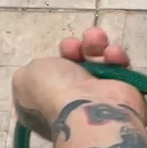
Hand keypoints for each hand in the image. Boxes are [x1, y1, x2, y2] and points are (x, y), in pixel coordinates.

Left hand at [12, 27, 146, 139]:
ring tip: (96, 37)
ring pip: (96, 63)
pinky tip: (112, 54)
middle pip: (73, 66)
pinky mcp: (122, 93)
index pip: (47, 80)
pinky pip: (119, 68)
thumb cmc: (53, 93)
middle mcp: (70, 102)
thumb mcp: (24, 78)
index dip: (50, 63)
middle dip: (74, 49)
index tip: (53, 55)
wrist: (90, 110)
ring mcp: (97, 98)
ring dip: (95, 46)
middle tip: (74, 45)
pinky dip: (115, 57)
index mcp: (43, 105)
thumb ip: (30, 72)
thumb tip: (44, 74)